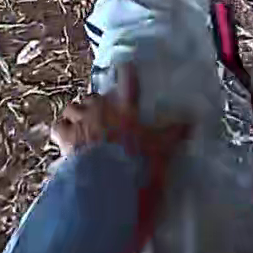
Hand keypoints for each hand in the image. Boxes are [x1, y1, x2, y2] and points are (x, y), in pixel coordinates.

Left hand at [49, 67, 190, 166]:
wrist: (105, 187)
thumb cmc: (137, 165)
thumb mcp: (162, 151)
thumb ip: (174, 134)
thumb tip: (193, 121)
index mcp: (125, 107)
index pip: (126, 78)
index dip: (126, 70)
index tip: (126, 65)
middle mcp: (101, 108)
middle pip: (94, 95)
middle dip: (96, 102)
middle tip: (104, 115)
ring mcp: (81, 121)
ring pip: (73, 107)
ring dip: (77, 114)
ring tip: (83, 124)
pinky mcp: (65, 138)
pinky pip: (59, 126)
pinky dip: (63, 130)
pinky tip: (67, 137)